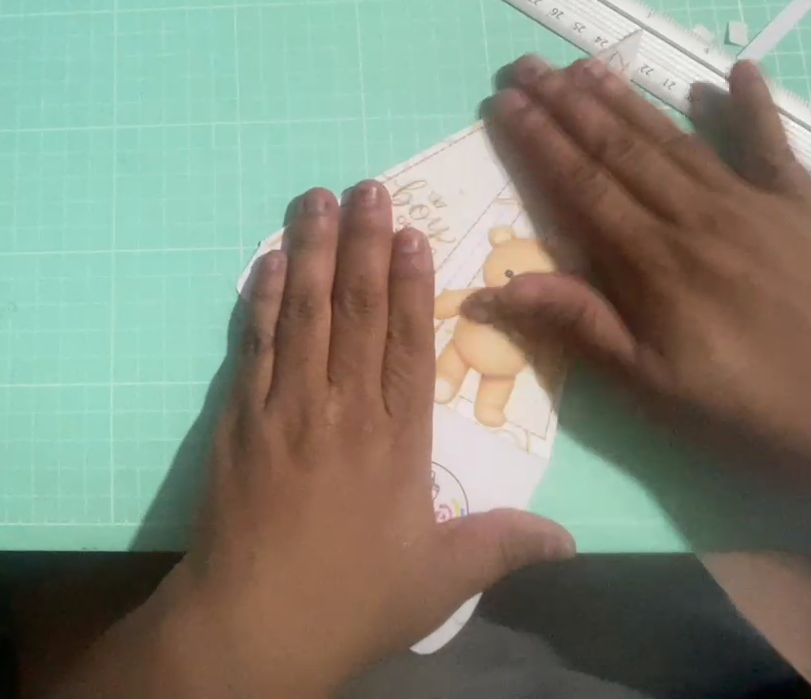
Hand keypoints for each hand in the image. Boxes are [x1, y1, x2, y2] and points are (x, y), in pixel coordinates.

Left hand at [147, 183, 575, 695]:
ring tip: (317, 200)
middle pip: (357, 311)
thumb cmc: (350, 599)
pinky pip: (253, 343)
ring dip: (311, 252)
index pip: (409, 343)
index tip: (413, 233)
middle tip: (366, 187)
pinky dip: (260, 298)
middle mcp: (342, 407)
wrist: (252, 623)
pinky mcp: (238, 414)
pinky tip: (268, 261)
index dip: (413, 284)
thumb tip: (571, 541)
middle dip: (363, 244)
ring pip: (304, 313)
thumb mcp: (437, 581)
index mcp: (397, 440)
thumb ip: (501, 547)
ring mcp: (284, 404)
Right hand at [472, 56, 810, 489]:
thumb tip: (493, 288)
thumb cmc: (745, 409)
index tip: (507, 101)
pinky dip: (756, 107)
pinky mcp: (804, 209)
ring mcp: (754, 206)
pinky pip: (773, 148)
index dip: (539, 139)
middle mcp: (697, 217)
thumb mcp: (646, 384)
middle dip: (566, 103)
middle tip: (527, 65)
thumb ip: (576, 324)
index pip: (580, 183)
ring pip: (676, 139)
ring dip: (626, 98)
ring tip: (586, 63)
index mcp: (654, 260)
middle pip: (618, 148)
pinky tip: (738, 69)